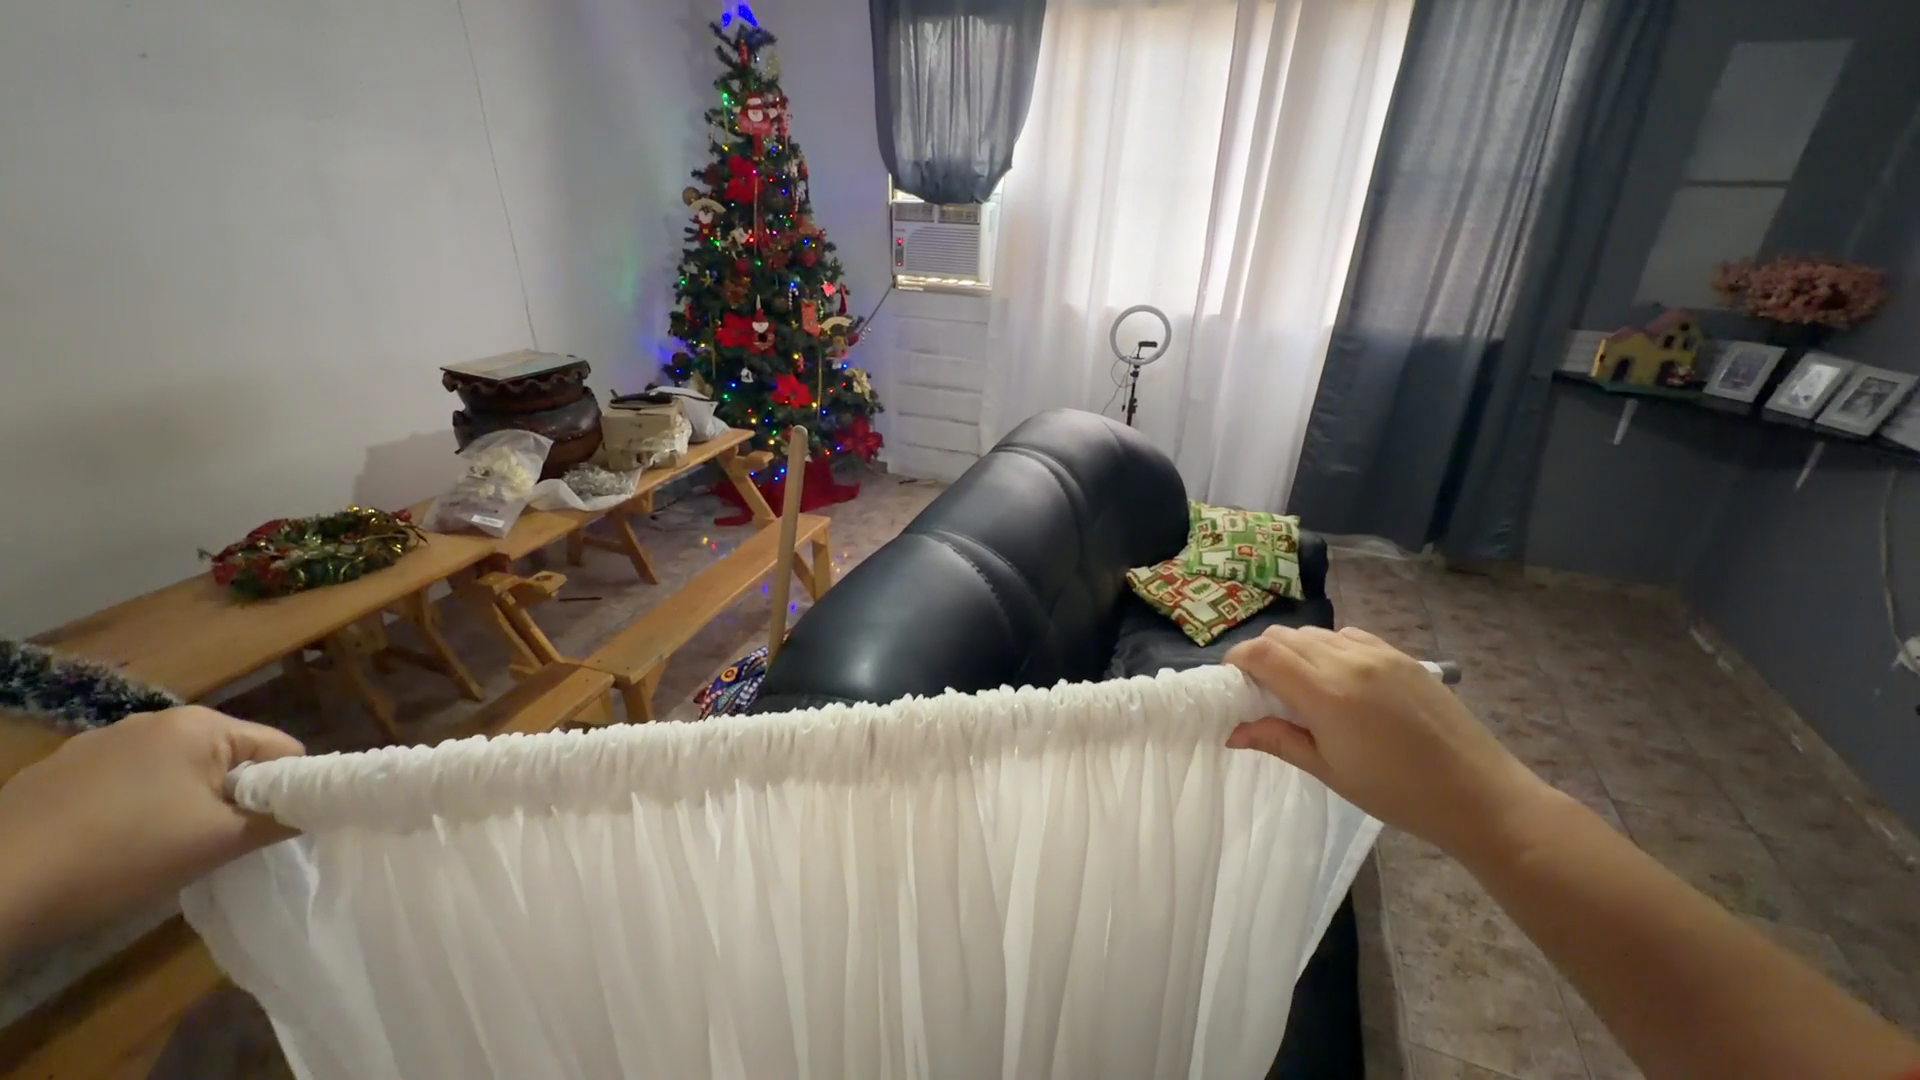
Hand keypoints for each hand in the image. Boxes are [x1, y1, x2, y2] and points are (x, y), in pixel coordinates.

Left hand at [0, 707, 302, 956]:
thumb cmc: (120, 856)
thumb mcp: (220, 843)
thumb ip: (283, 818)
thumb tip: (319, 808)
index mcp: (198, 725)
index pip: (280, 749)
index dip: (288, 789)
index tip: (270, 828)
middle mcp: (149, 721)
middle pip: (226, 759)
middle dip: (231, 798)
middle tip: (215, 842)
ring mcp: (91, 746)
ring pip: (172, 774)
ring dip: (181, 805)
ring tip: (160, 850)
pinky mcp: (49, 775)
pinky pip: (121, 786)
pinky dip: (130, 812)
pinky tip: (108, 849)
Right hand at [1224, 626, 1554, 860]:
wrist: (1478, 794)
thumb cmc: (1396, 792)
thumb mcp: (1329, 771)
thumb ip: (1278, 740)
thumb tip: (1233, 732)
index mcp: (1326, 693)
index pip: (1263, 653)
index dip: (1238, 660)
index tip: (1232, 681)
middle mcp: (1348, 661)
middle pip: (1285, 636)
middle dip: (1262, 654)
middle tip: (1260, 687)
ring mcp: (1379, 653)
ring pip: (1316, 633)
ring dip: (1294, 649)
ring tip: (1299, 684)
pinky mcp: (1402, 655)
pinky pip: (1349, 636)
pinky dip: (1328, 648)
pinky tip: (1337, 677)